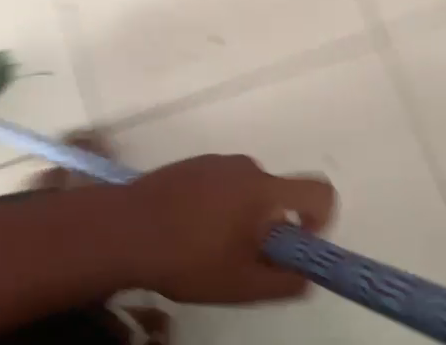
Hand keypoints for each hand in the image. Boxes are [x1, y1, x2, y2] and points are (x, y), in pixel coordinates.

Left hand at [115, 154, 336, 304]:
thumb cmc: (187, 258)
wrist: (124, 228)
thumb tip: (305, 273)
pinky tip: (190, 232)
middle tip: (247, 259)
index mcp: (262, 190)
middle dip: (273, 227)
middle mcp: (243, 166)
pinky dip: (219, 207)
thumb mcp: (242, 284)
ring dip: (243, 218)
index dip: (321, 219)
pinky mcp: (190, 164)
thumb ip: (285, 281)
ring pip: (247, 192)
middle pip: (278, 195)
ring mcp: (213, 161)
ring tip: (212, 249)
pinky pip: (221, 184)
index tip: (298, 245)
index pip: (318, 191)